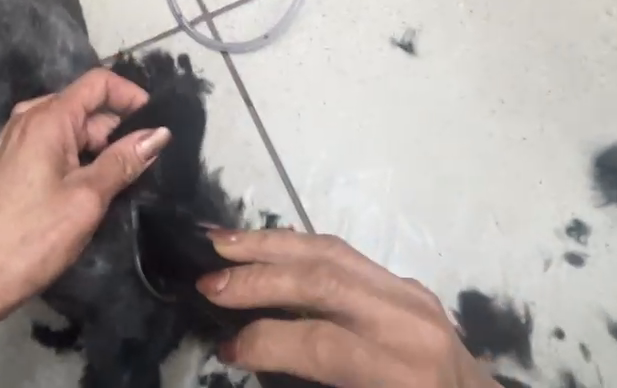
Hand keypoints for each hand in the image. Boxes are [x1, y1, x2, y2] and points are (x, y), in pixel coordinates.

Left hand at [0, 69, 170, 387]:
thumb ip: (124, 161)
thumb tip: (160, 132)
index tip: (156, 123)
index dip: (131, 95)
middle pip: (85, 106)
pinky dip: (75, 158)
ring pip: (69, 128)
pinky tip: (84, 191)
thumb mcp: (87, 199)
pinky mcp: (9, 163)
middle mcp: (28, 118)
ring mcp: (14, 140)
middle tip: (140, 166)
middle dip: (116, 129)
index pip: (98, 82)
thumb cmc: (31, 237)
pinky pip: (52, 145)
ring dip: (96, 148)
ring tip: (116, 184)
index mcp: (47, 117)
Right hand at [199, 229, 495, 387]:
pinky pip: (344, 253)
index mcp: (406, 373)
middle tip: (206, 281)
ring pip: (331, 251)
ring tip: (221, 242)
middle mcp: (409, 321)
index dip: (266, 341)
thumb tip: (250, 352)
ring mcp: (409, 294)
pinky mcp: (405, 284)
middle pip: (324, 280)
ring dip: (270, 244)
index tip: (224, 347)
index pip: (324, 343)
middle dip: (258, 277)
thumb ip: (317, 382)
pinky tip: (265, 245)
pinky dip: (297, 246)